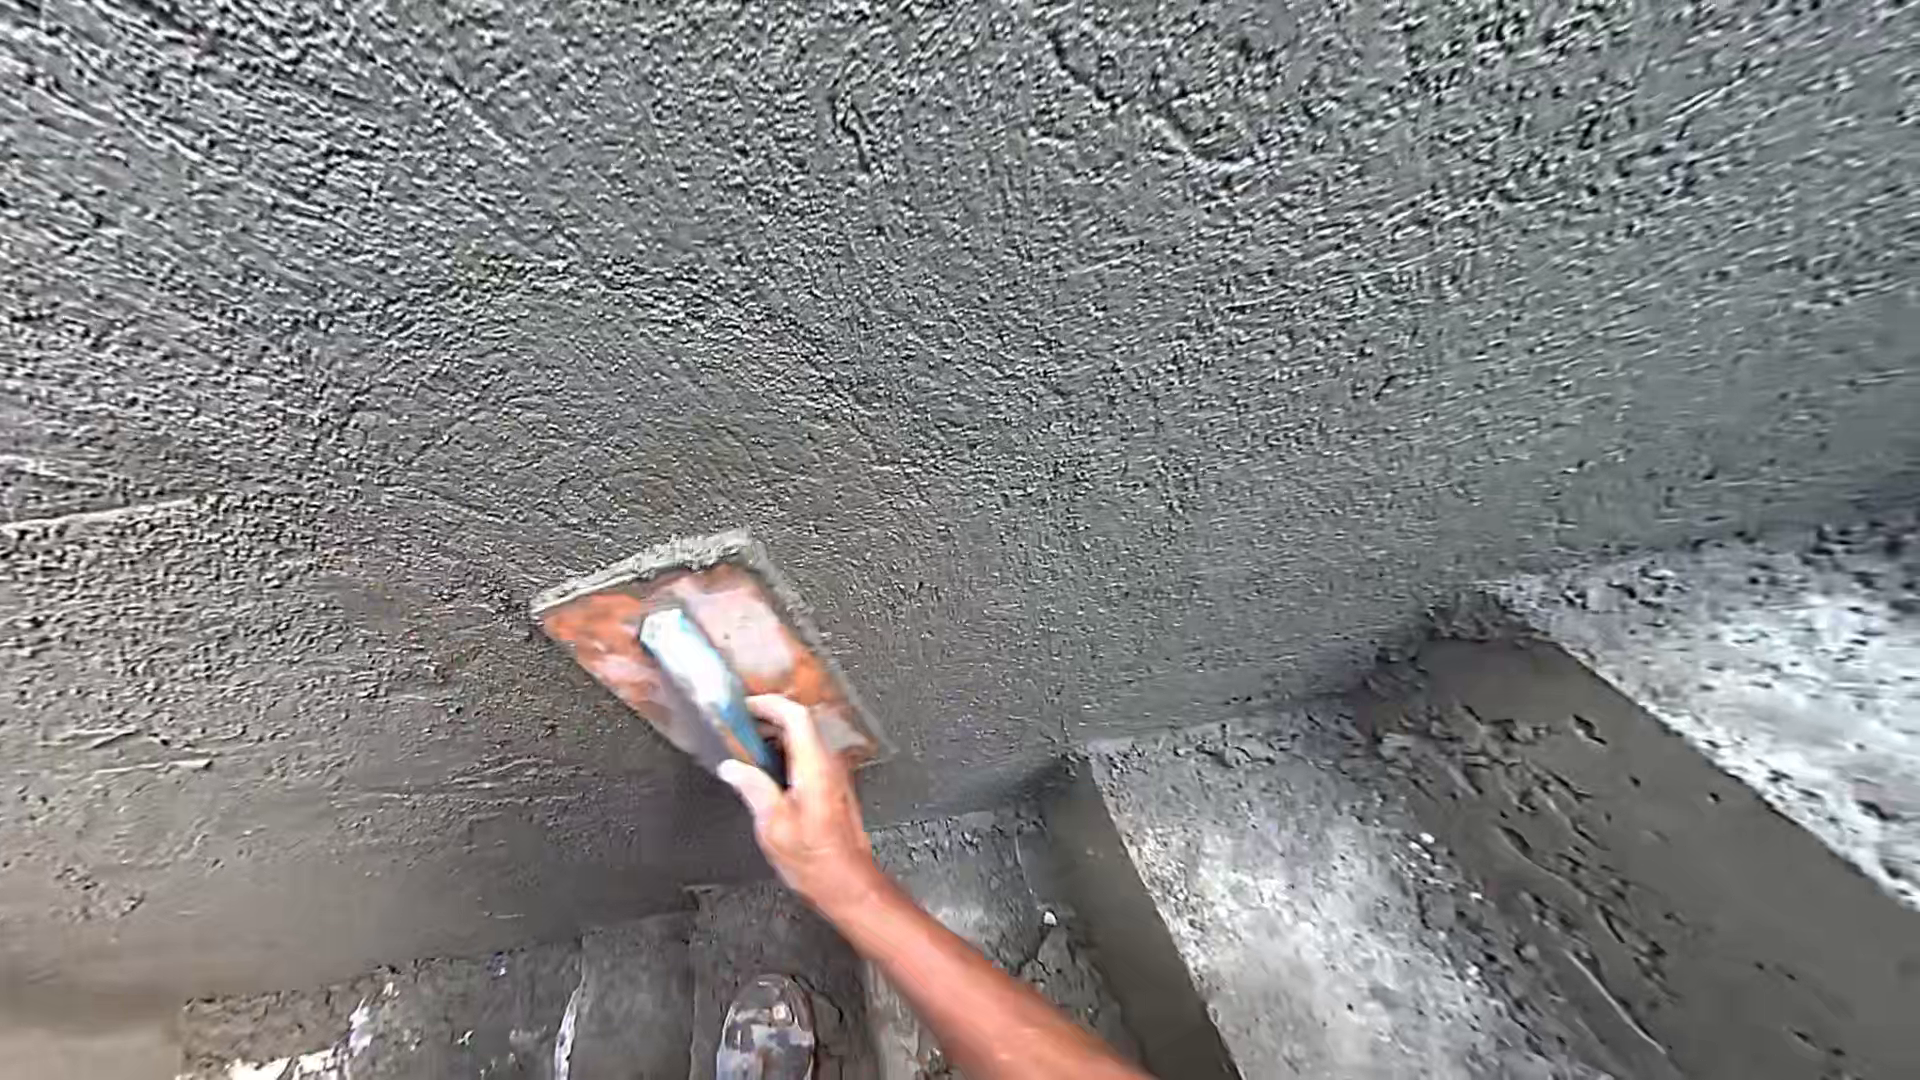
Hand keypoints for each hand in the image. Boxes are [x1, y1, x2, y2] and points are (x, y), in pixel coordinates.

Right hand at [716, 695, 883, 915]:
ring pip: (806, 737)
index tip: (747, 706)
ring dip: (778, 734)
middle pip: (802, 722)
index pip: (797, 716)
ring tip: (749, 744)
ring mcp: (834, 772)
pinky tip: (768, 766)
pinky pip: (810, 753)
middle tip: (741, 723)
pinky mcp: (833, 784)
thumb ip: (753, 789)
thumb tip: (733, 768)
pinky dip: (787, 750)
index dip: (770, 704)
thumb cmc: (814, 860)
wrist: (846, 880)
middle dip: (770, 717)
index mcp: (814, 767)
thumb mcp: (773, 825)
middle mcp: (828, 763)